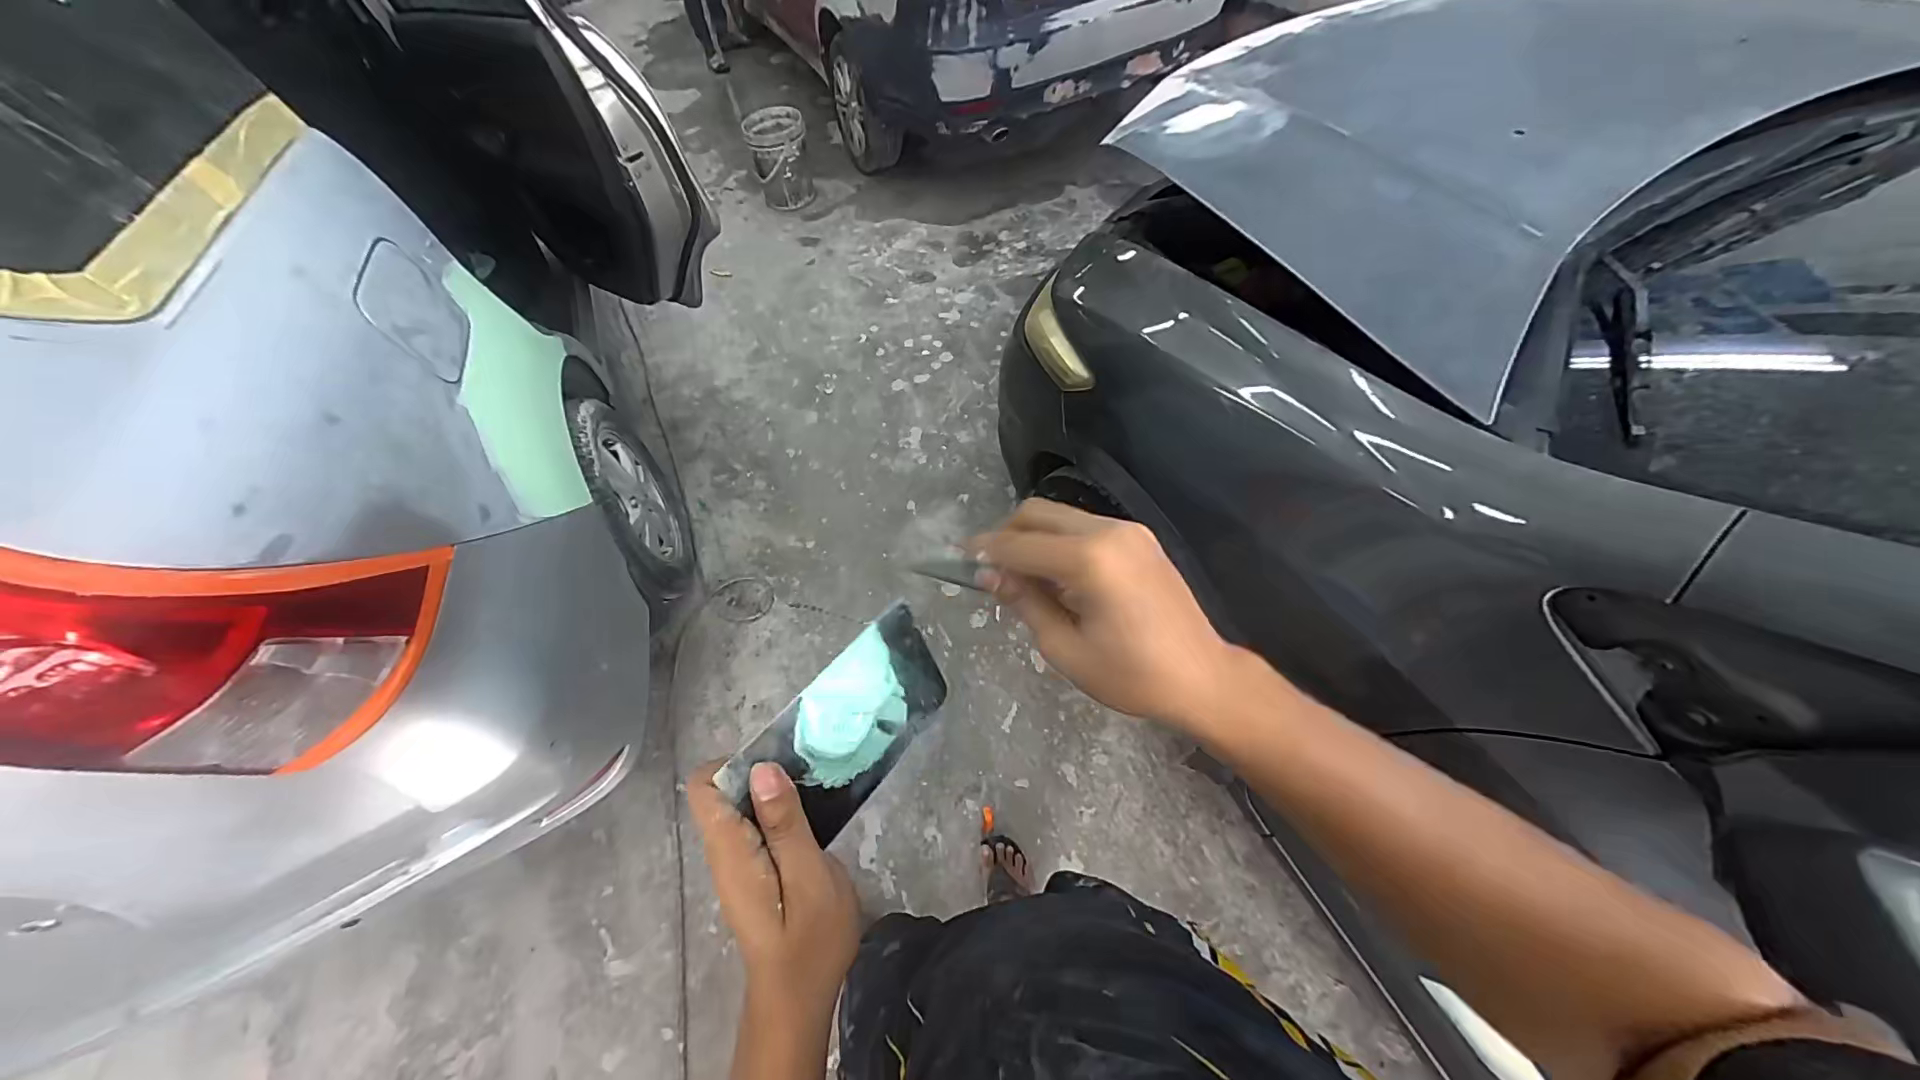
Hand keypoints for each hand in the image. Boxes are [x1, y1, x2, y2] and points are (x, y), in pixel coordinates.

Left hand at [687, 760, 860, 1028]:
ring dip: (775, 789)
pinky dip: (781, 811)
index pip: (704, 786)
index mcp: (730, 850)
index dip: (735, 761)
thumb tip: (762, 769)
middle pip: (724, 792)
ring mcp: (738, 863)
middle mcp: (724, 852)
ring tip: (816, 785)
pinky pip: (756, 826)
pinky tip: (814, 814)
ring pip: (742, 807)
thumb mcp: (808, 877)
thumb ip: (785, 823)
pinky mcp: (754, 871)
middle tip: (808, 768)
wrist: (800, 998)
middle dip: (762, 770)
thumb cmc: (809, 941)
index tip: (778, 757)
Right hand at [971, 498, 1249, 734]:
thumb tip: (990, 575)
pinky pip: (1084, 526)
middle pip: (1037, 513)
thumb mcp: (1066, 649)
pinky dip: (1058, 541)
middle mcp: (1109, 531)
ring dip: (1032, 537)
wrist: (1203, 677)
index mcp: (1090, 560)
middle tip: (989, 570)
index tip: (957, 559)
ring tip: (1022, 577)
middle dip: (1005, 535)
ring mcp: (1128, 530)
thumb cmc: (1132, 675)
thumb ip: (1025, 602)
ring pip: (1060, 515)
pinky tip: (1057, 576)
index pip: (1019, 545)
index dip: (984, 551)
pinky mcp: (1140, 537)